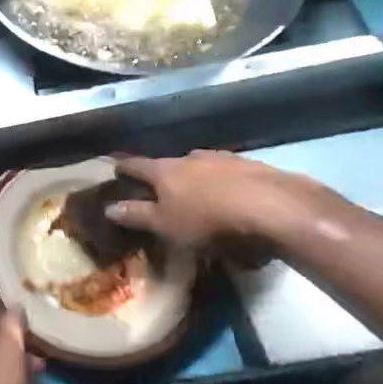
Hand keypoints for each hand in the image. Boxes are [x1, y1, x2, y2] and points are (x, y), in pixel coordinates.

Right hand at [108, 151, 328, 249]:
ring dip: (196, 180)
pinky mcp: (253, 167)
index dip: (123, 168)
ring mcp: (224, 159)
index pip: (135, 165)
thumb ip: (137, 216)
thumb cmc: (208, 220)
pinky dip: (224, 187)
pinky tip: (232, 202)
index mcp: (164, 170)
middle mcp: (191, 157)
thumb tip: (108, 207)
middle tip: (161, 192)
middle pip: (170, 164)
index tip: (115, 170)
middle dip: (164, 176)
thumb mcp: (166, 226)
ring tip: (198, 198)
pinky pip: (229, 176)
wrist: (274, 209)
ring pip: (201, 168)